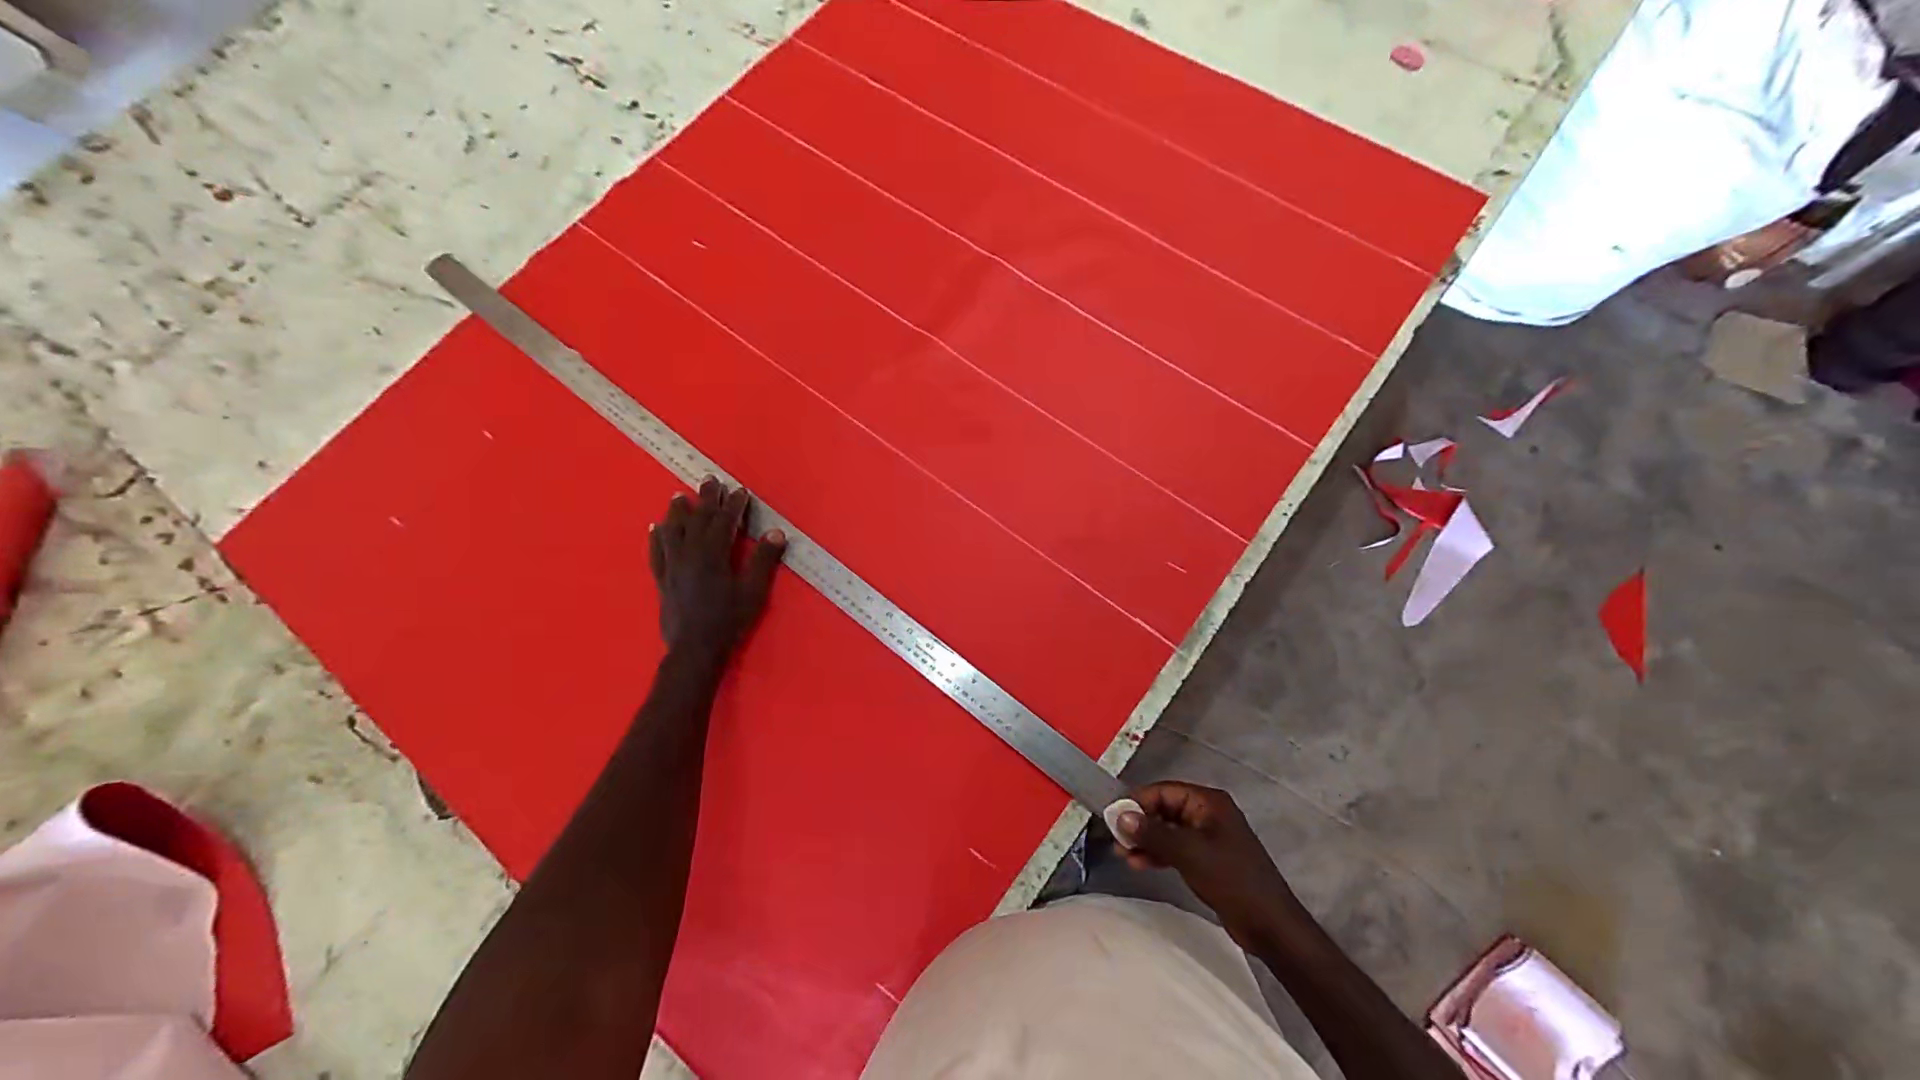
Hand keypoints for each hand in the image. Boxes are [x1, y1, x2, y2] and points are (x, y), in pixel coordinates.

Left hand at [648, 478, 786, 659]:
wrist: (695, 648)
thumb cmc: (729, 620)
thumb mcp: (753, 592)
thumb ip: (763, 561)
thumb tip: (776, 533)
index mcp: (713, 554)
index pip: (724, 521)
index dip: (733, 505)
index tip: (740, 491)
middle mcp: (689, 554)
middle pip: (697, 519)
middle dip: (706, 498)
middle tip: (710, 480)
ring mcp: (672, 566)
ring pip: (672, 531)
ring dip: (678, 512)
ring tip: (679, 496)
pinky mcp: (662, 579)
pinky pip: (656, 552)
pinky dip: (656, 538)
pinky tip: (655, 528)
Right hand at [1114, 781, 1304, 949]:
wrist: (1270, 925)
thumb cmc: (1232, 880)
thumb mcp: (1189, 853)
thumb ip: (1153, 833)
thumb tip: (1120, 817)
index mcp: (1209, 802)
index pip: (1164, 791)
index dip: (1137, 802)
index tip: (1113, 817)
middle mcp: (1208, 814)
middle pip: (1164, 809)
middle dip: (1140, 823)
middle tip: (1116, 839)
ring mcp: (1208, 837)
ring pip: (1167, 830)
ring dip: (1145, 840)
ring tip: (1123, 854)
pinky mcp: (1207, 859)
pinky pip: (1175, 848)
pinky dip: (1157, 853)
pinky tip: (1140, 863)